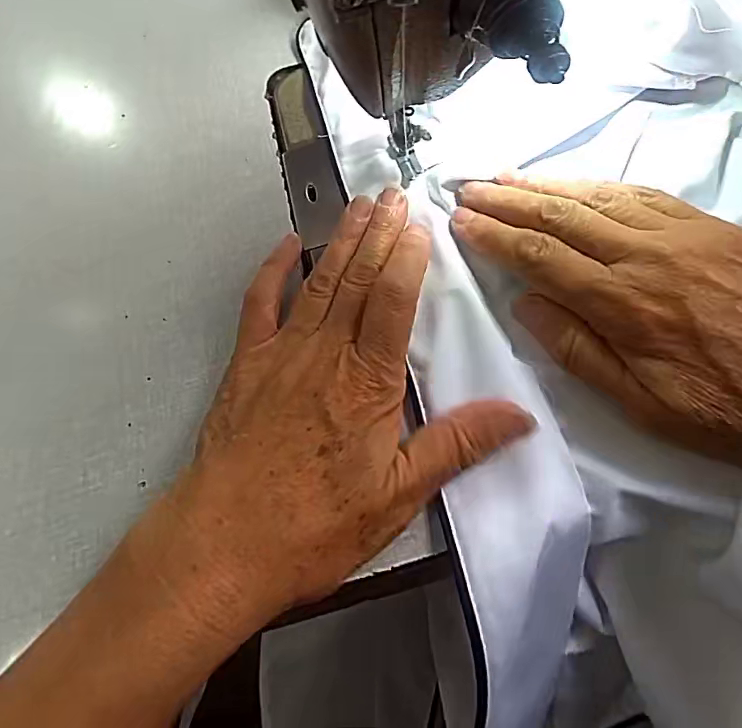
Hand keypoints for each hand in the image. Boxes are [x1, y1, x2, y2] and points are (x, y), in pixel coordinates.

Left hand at [163, 188, 534, 620]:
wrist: (222, 546)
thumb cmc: (314, 525)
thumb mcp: (398, 495)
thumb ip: (457, 445)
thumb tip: (519, 417)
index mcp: (367, 381)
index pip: (393, 301)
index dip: (408, 258)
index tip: (420, 226)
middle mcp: (326, 353)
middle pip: (358, 278)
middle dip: (380, 233)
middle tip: (394, 195)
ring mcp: (282, 352)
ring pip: (320, 281)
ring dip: (342, 239)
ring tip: (361, 205)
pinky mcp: (246, 362)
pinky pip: (260, 302)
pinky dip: (275, 268)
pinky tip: (290, 244)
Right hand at [452, 174, 741, 473]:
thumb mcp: (652, 408)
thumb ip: (582, 352)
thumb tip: (528, 304)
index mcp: (626, 304)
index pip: (540, 257)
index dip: (495, 236)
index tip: (461, 220)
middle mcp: (645, 254)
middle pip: (560, 215)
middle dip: (507, 200)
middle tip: (468, 187)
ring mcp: (681, 231)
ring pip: (596, 196)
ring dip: (545, 184)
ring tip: (506, 177)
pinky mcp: (709, 224)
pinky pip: (639, 193)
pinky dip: (597, 185)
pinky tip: (576, 184)